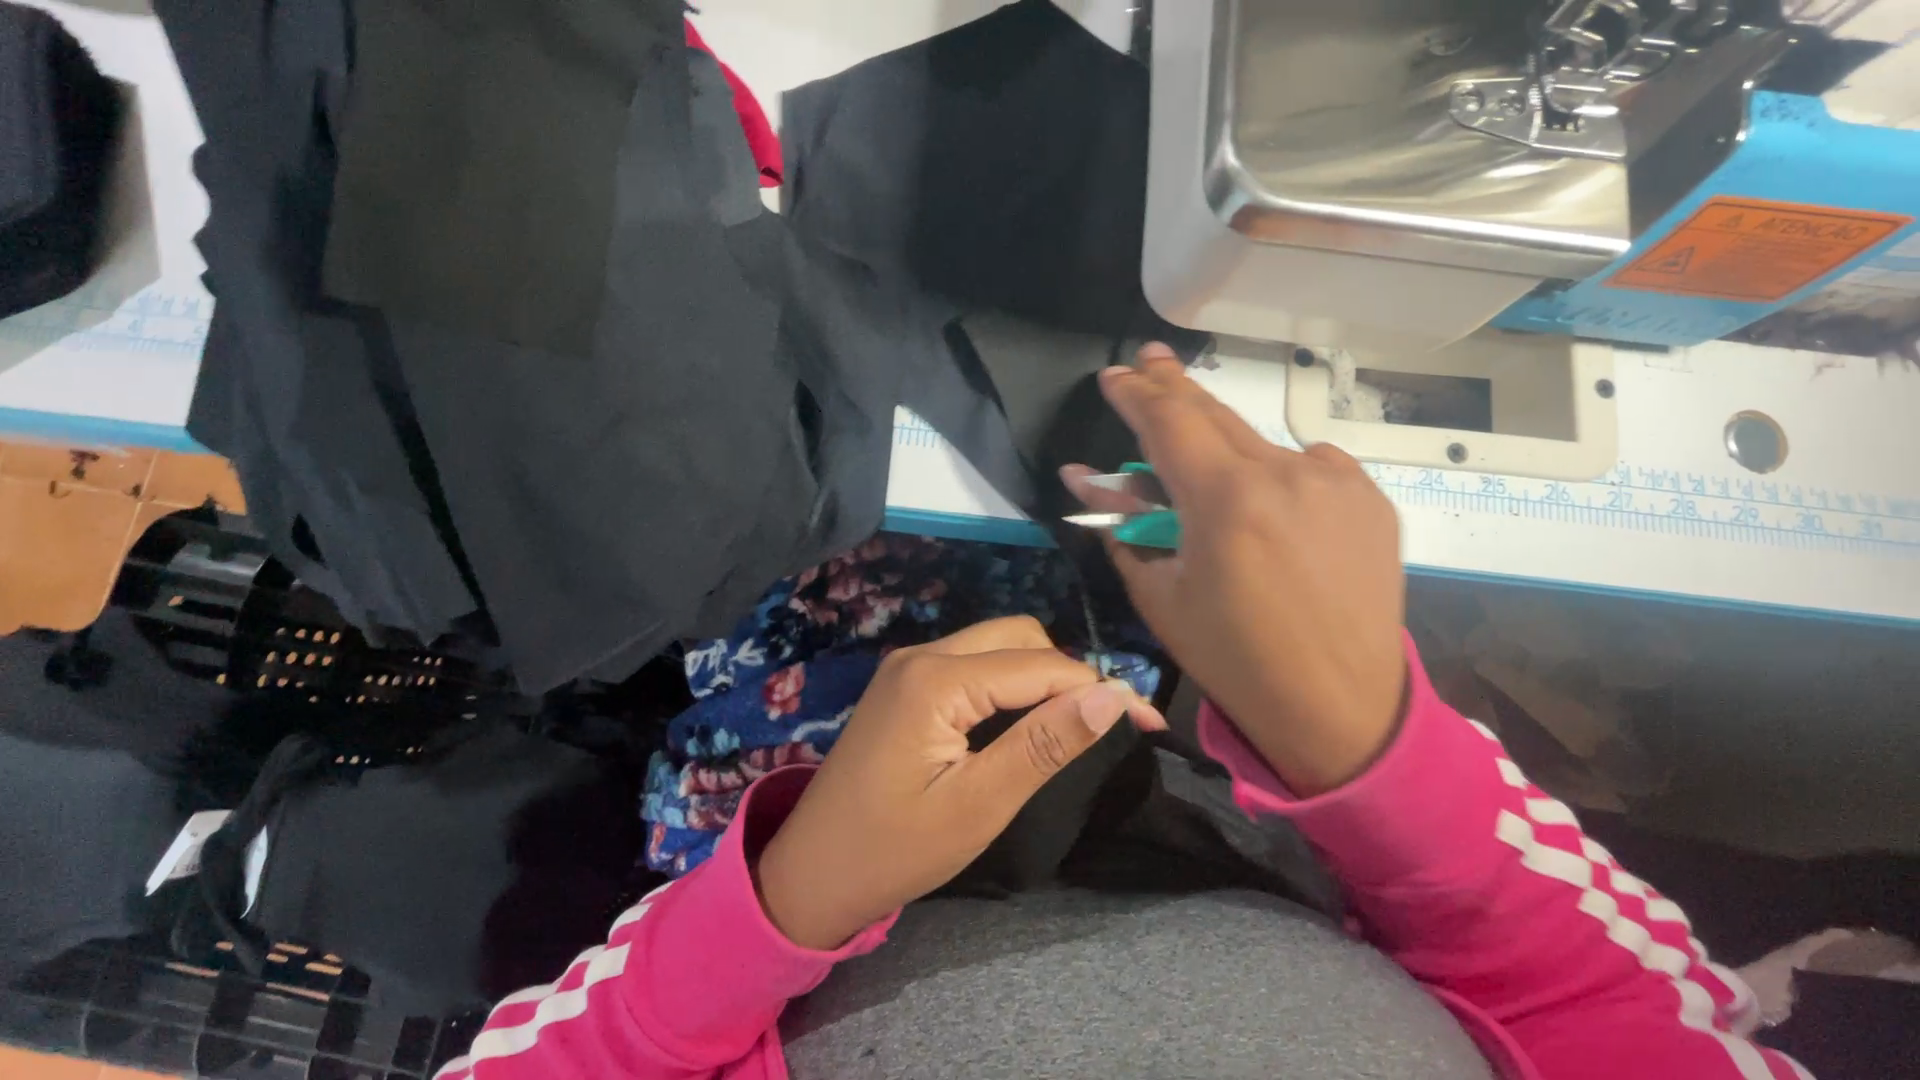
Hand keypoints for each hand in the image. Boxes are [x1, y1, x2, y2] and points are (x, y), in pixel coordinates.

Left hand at [752, 616, 1166, 949]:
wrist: (813, 872)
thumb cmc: (896, 849)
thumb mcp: (979, 805)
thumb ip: (1046, 744)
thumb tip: (1113, 695)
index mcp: (935, 680)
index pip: (1040, 665)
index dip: (1100, 689)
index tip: (1149, 722)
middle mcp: (920, 656)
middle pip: (1018, 638)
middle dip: (1069, 673)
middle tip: (1104, 725)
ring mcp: (907, 667)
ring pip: (995, 645)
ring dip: (1040, 675)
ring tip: (1073, 724)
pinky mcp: (903, 686)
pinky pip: (971, 664)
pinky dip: (1008, 683)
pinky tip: (1024, 720)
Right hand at [1062, 344, 1405, 796]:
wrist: (1339, 703)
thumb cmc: (1232, 657)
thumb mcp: (1160, 594)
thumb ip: (1122, 524)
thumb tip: (1083, 476)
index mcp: (1226, 499)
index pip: (1170, 420)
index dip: (1137, 393)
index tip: (1115, 375)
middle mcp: (1286, 472)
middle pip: (1216, 414)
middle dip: (1175, 386)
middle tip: (1149, 361)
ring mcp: (1336, 480)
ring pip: (1261, 445)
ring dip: (1227, 449)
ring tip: (1209, 478)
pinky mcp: (1370, 498)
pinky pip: (1309, 467)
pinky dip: (1278, 476)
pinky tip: (1273, 513)